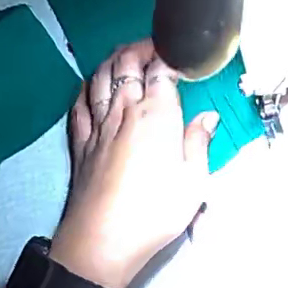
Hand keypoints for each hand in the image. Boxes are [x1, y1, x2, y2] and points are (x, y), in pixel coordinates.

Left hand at [51, 40, 217, 287]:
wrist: (104, 238)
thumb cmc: (154, 212)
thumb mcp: (194, 182)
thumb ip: (199, 143)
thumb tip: (207, 117)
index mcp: (157, 115)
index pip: (162, 70)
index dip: (171, 57)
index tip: (182, 58)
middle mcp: (124, 111)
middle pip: (127, 64)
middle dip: (141, 49)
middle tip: (155, 48)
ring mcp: (98, 126)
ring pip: (100, 77)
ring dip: (113, 60)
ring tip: (125, 57)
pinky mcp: (81, 143)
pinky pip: (80, 105)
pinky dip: (87, 88)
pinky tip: (91, 86)